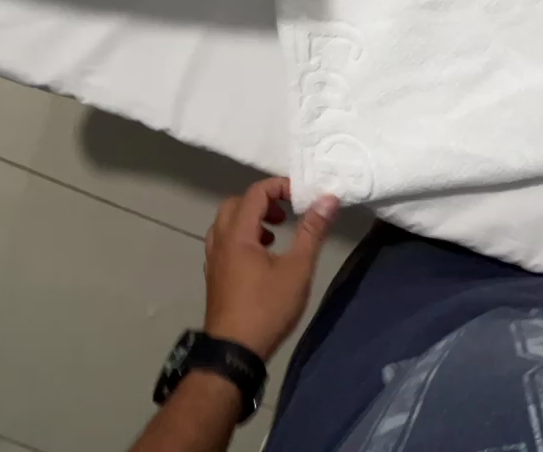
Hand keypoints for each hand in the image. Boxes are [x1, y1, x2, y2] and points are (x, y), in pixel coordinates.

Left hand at [202, 178, 339, 359]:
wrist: (233, 355)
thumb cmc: (266, 308)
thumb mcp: (297, 268)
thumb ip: (312, 231)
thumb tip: (328, 198)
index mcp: (237, 235)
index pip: (255, 193)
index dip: (279, 187)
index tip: (301, 198)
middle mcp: (221, 243)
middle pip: (235, 204)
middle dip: (263, 202)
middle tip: (285, 214)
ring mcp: (215, 262)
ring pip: (226, 225)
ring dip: (250, 220)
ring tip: (275, 235)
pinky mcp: (216, 279)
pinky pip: (224, 244)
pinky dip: (242, 238)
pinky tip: (263, 259)